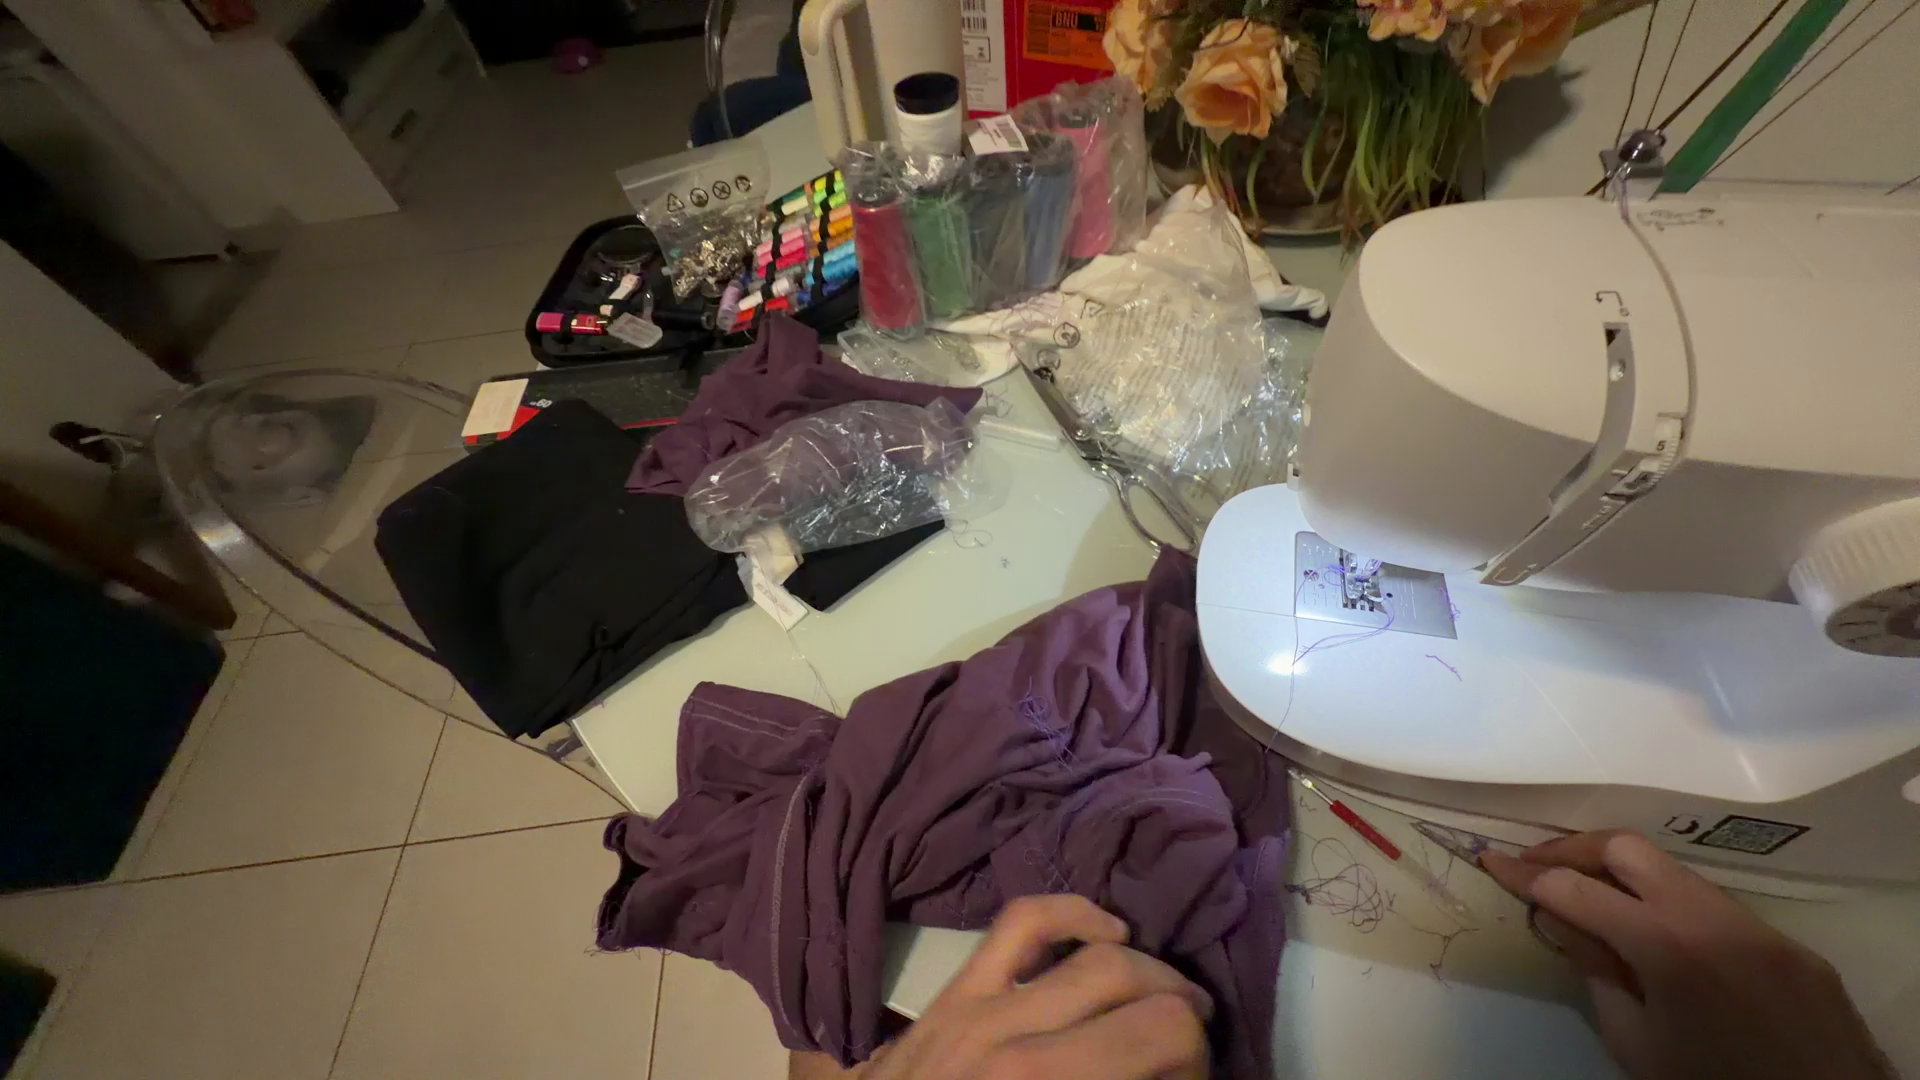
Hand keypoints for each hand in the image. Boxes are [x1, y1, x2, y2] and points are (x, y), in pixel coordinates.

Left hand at [865, 894, 1211, 1079]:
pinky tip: (1106, 929)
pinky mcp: (956, 991)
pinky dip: (1073, 913)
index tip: (1199, 1071)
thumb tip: (1171, 1070)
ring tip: (1166, 990)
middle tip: (1197, 1035)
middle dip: (1180, 1009)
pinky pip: (1022, 923)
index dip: (1198, 1055)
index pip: (1161, 1041)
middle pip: (1130, 993)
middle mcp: (1021, 1058)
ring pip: (1090, 958)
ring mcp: (982, 1014)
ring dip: (1144, 969)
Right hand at [1482, 829, 1894, 1079]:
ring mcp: (1763, 931)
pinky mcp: (1794, 949)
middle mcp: (1717, 922)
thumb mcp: (1633, 1041)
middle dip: (1571, 849)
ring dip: (1623, 877)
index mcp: (1668, 947)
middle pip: (1626, 848)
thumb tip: (1560, 918)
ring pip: (1673, 872)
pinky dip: (1671, 907)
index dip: (1523, 873)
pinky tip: (1658, 937)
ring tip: (1593, 900)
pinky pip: (1716, 908)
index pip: (1573, 888)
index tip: (1489, 861)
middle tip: (1536, 866)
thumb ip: (1592, 968)